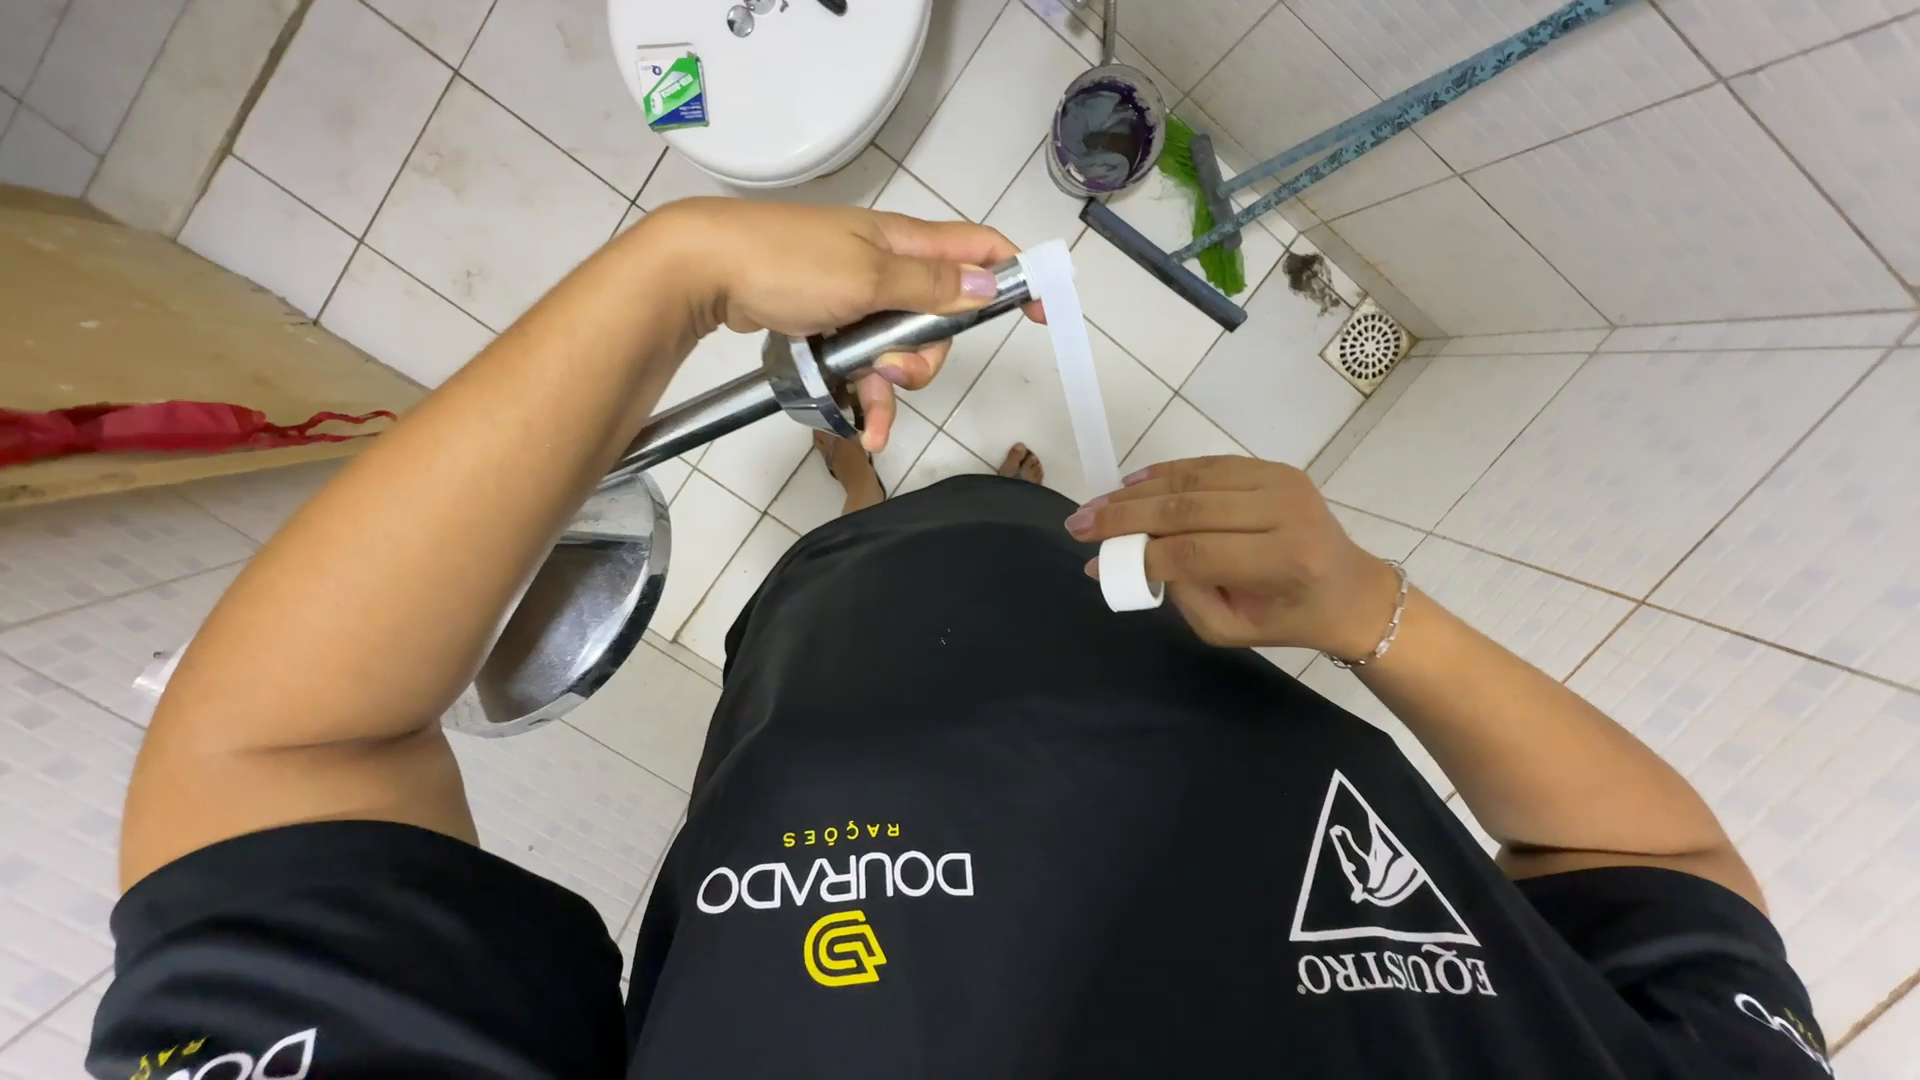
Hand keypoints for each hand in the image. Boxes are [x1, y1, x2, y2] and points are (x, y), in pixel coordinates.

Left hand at [645, 198, 1034, 451]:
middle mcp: (888, 272)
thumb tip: (986, 284)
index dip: (1013, 276)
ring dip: (895, 385)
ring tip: (867, 394)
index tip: (1038, 310)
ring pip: (904, 354)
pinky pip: (866, 372)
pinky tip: (867, 430)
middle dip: (928, 354)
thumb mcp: (868, 276)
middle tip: (897, 364)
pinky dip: (869, 402)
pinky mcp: (834, 332)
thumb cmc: (786, 262)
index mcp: (904, 245)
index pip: (977, 251)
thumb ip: (929, 285)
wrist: (707, 273)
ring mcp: (859, 305)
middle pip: (941, 322)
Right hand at [1064, 456, 1401, 656]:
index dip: (1137, 556)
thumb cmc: (1287, 618)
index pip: (1193, 552)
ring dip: (1136, 491)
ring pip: (1192, 480)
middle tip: (1078, 523)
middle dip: (1123, 516)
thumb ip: (1180, 594)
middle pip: (1187, 507)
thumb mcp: (1229, 628)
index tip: (1094, 564)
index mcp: (1282, 560)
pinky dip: (1165, 472)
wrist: (1348, 589)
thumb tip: (1125, 558)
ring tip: (1096, 504)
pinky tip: (1131, 483)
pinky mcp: (1274, 468)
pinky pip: (1207, 465)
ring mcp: (1282, 482)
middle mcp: (1285, 512)